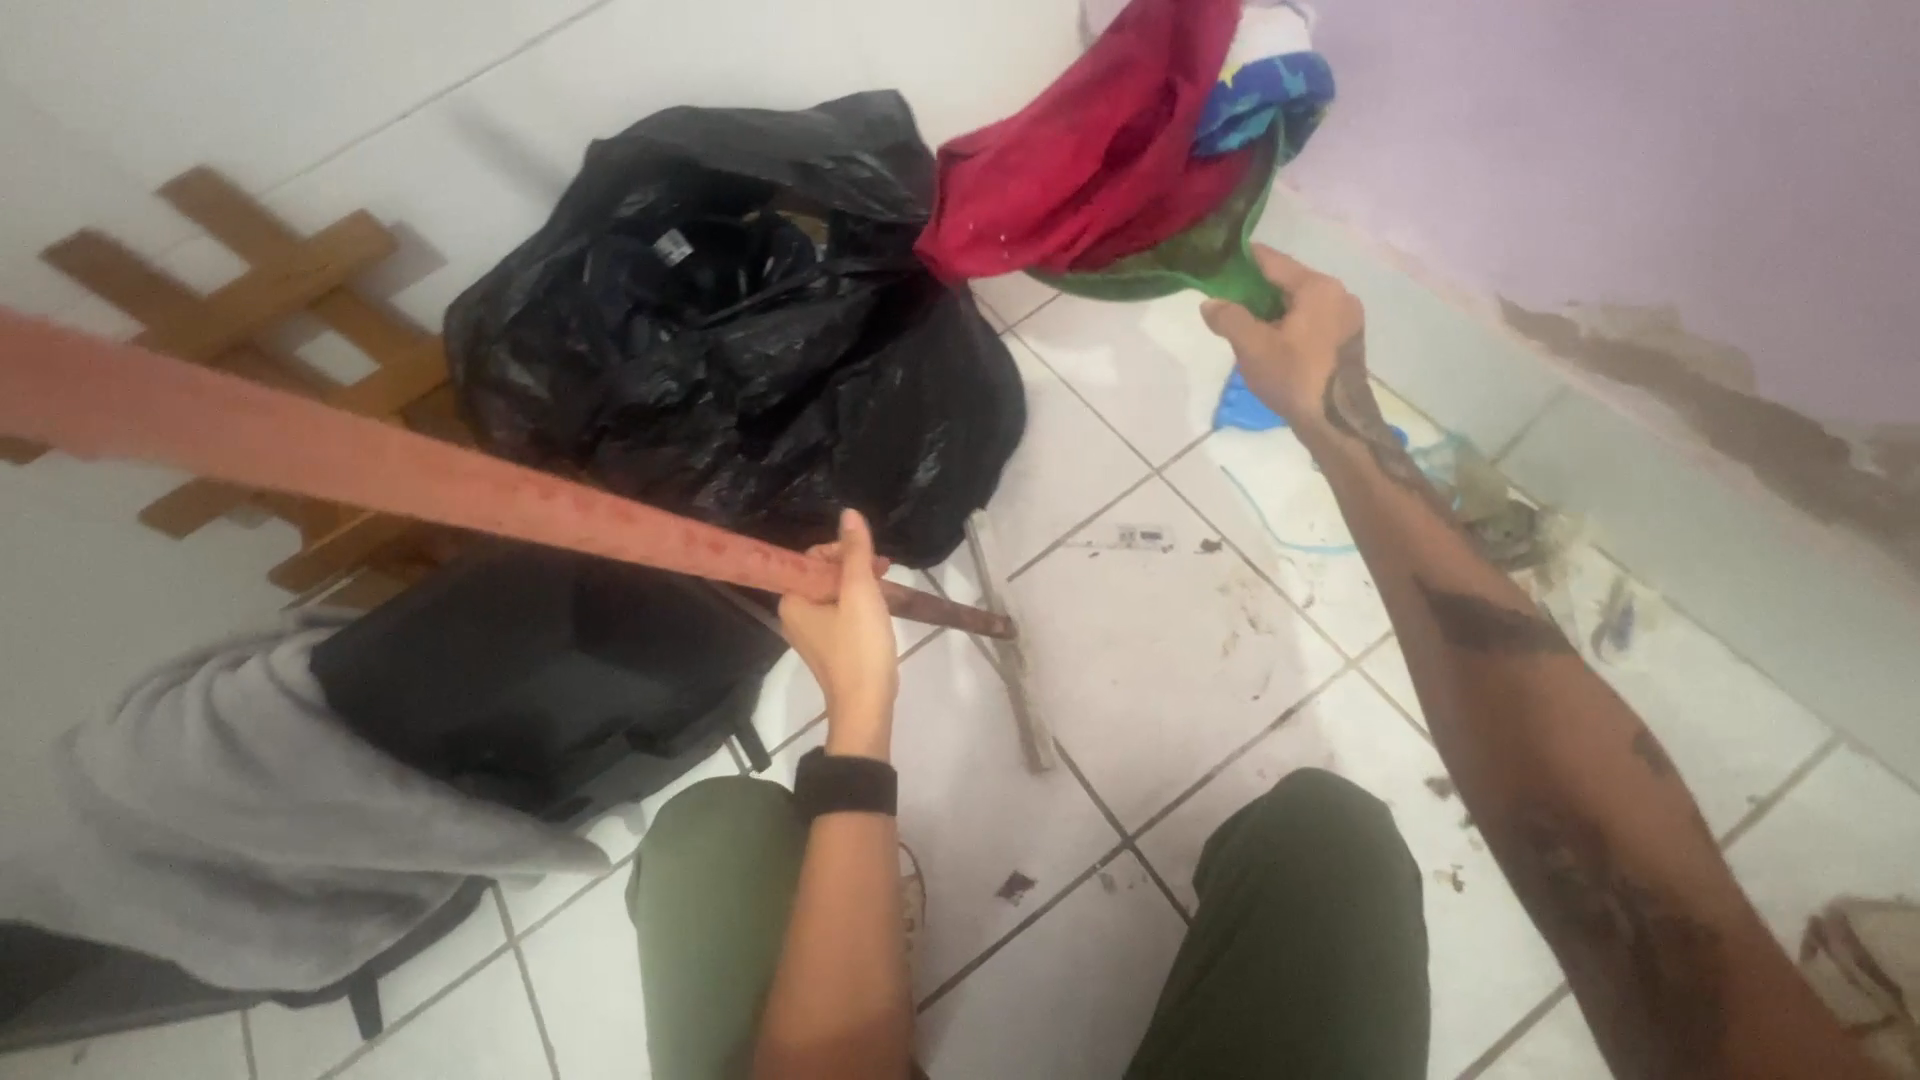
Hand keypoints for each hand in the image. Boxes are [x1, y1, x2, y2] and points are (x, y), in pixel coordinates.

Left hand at [779, 509, 899, 759]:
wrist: (866, 706)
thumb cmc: (860, 646)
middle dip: (854, 568)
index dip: (841, 551)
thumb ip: (855, 551)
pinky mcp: (830, 648)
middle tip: (883, 570)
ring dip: (860, 586)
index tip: (870, 559)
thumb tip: (849, 514)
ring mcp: (812, 634)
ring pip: (834, 595)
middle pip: (822, 575)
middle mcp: (795, 615)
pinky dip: (859, 606)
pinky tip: (881, 611)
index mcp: (792, 600)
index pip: (811, 559)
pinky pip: (841, 614)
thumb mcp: (860, 591)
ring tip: (887, 589)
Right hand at [1201, 245, 1365, 431]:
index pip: (1274, 261)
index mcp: (1317, 287)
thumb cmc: (1294, 377)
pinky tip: (1273, 342)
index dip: (1245, 259)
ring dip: (1274, 310)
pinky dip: (1291, 324)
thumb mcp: (1252, 347)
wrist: (1336, 422)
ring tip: (1247, 325)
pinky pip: (1313, 321)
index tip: (1222, 259)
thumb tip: (1210, 303)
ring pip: (1302, 304)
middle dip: (1258, 290)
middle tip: (1229, 301)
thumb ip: (1229, 318)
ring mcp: (1348, 318)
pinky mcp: (1348, 340)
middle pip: (1289, 282)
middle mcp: (1339, 294)